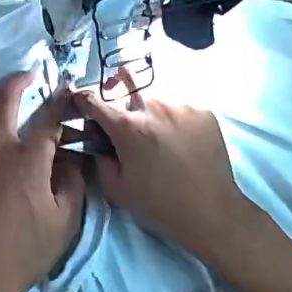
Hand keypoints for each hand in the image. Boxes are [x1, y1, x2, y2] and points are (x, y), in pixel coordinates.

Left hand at [0, 71, 86, 291]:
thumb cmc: (26, 253)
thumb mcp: (65, 222)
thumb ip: (74, 184)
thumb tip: (74, 159)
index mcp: (30, 161)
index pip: (49, 118)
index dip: (62, 101)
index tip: (68, 91)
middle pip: (6, 101)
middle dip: (20, 81)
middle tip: (30, 75)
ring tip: (3, 95)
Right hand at [72, 81, 268, 264]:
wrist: (210, 211)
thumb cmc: (159, 204)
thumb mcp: (117, 189)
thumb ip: (100, 160)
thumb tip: (97, 143)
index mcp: (128, 126)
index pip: (94, 100)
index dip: (82, 99)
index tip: (80, 100)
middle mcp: (155, 107)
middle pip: (129, 80)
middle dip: (119, 87)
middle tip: (121, 104)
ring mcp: (183, 106)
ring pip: (157, 93)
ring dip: (150, 105)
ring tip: (157, 130)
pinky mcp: (204, 112)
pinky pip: (182, 106)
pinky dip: (175, 117)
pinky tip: (180, 139)